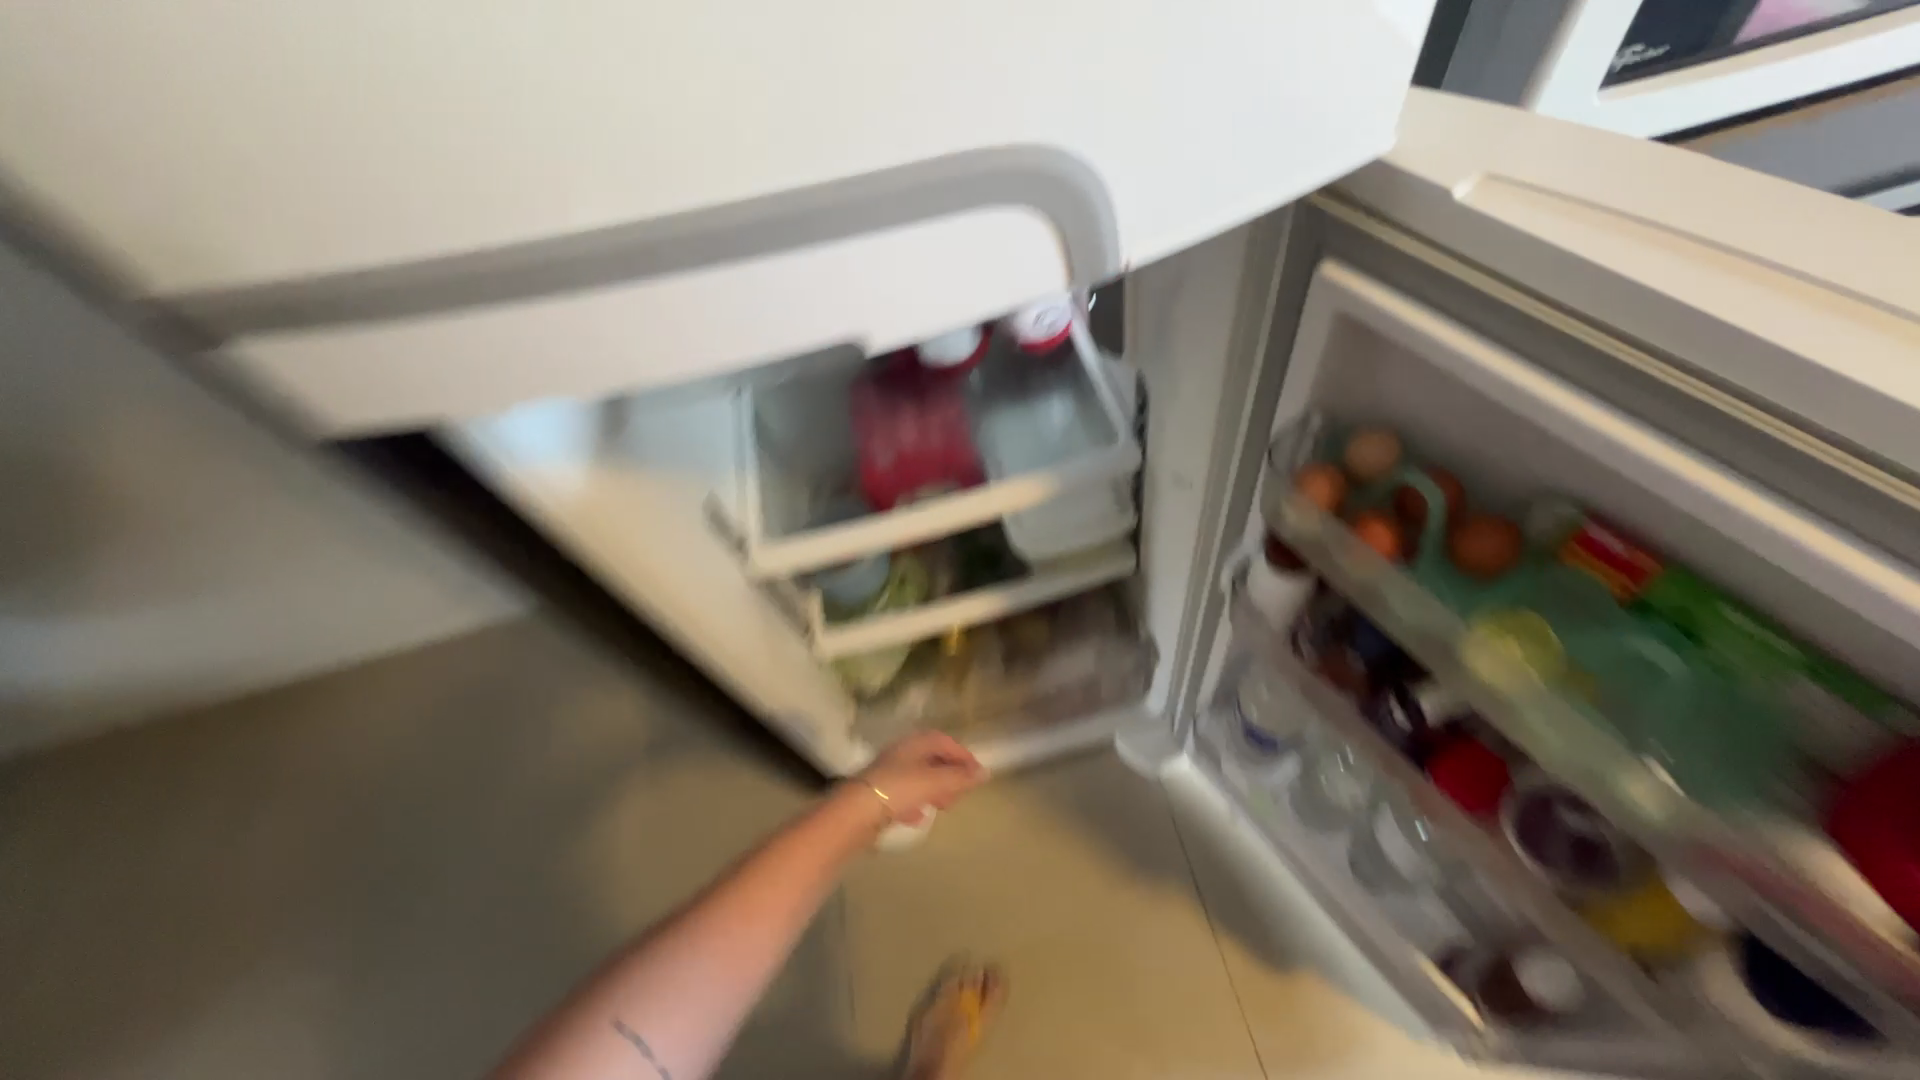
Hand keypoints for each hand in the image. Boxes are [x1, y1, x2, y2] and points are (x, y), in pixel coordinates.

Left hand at [854, 731, 988, 825]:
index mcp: (913, 745)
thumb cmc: (898, 789)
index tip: (976, 773)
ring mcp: (886, 775)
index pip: (942, 741)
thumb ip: (959, 778)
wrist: (856, 813)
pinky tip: (918, 819)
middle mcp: (898, 755)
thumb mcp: (934, 782)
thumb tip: (984, 773)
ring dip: (933, 790)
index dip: (962, 754)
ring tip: (943, 807)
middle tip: (960, 793)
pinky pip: (901, 796)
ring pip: (916, 778)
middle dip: (948, 775)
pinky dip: (914, 805)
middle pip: (930, 759)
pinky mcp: (876, 795)